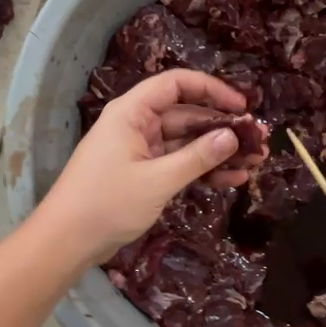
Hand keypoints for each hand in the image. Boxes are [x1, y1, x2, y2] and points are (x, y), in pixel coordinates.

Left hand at [38, 70, 261, 262]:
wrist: (66, 242)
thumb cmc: (106, 203)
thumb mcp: (157, 180)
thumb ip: (197, 157)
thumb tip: (233, 136)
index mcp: (132, 113)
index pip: (176, 84)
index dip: (212, 90)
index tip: (243, 106)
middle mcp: (137, 124)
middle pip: (187, 114)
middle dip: (223, 127)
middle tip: (260, 141)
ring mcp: (141, 150)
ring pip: (187, 142)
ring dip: (219, 151)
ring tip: (255, 163)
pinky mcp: (143, 174)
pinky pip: (179, 163)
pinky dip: (203, 170)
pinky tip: (233, 180)